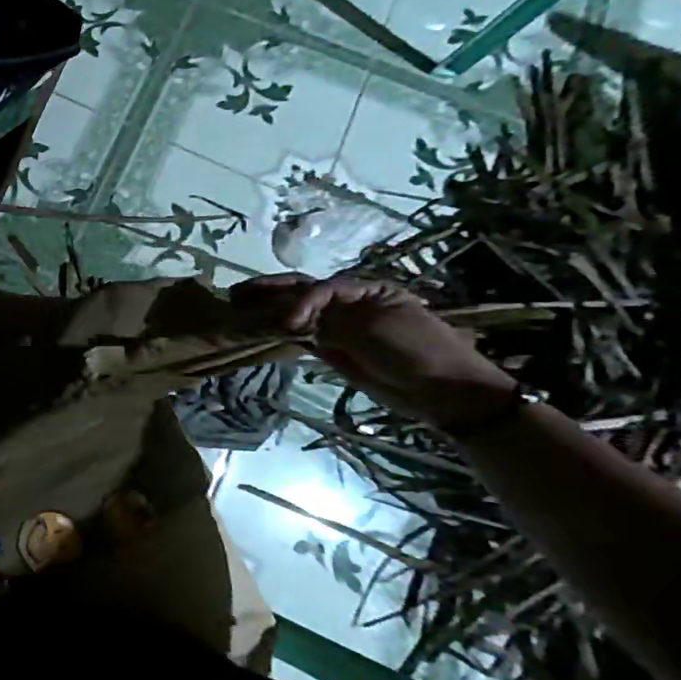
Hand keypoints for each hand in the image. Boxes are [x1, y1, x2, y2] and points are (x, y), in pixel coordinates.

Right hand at [233, 273, 517, 433]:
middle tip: (234, 294)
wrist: (445, 393)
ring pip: (295, 312)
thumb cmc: (418, 350)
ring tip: (235, 307)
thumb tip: (288, 318)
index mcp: (364, 289)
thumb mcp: (377, 324)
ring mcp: (339, 327)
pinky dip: (277, 331)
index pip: (319, 286)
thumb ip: (331, 315)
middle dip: (267, 292)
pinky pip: (299, 335)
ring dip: (266, 309)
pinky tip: (256, 328)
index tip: (288, 323)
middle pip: (300, 293)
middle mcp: (347, 304)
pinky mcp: (333, 349)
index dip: (298, 300)